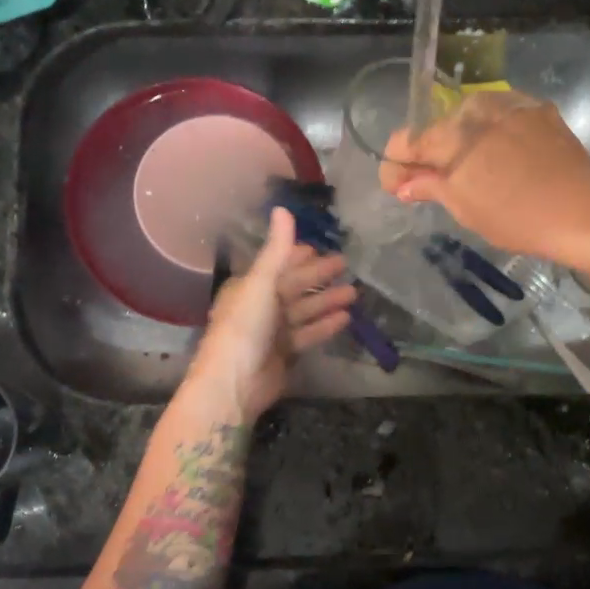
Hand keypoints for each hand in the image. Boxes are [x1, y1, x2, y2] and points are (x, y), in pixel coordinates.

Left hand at [183, 208, 357, 420]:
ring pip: (303, 311)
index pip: (277, 265)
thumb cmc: (244, 325)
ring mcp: (271, 332)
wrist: (235, 381)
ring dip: (326, 301)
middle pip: (293, 287)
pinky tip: (346, 318)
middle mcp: (259, 306)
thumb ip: (276, 249)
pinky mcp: (283, 354)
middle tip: (347, 265)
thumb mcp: (261, 282)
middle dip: (318, 276)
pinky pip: (307, 334)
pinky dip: (324, 326)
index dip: (298, 255)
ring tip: (354, 293)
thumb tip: (283, 208)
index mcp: (248, 286)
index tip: (321, 247)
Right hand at [378, 92, 589, 264]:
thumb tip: (403, 184)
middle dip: (431, 155)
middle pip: (438, 128)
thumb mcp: (465, 208)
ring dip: (463, 144)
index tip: (399, 189)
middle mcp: (477, 107)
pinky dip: (493, 136)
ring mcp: (510, 103)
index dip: (396, 167)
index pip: (406, 141)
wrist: (584, 212)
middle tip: (434, 186)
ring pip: (470, 121)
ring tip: (472, 174)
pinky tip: (502, 161)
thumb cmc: (516, 218)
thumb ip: (429, 187)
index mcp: (452, 133)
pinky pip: (501, 118)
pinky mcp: (537, 109)